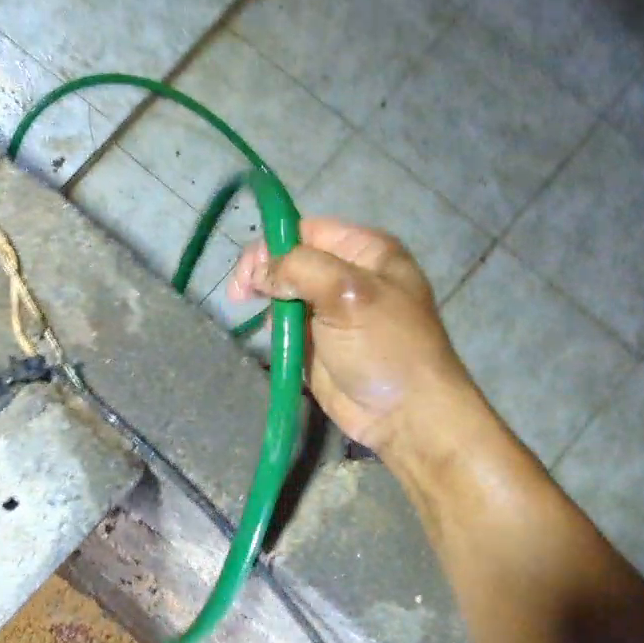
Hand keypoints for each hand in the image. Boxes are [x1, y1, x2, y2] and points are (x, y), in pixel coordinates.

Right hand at [227, 218, 478, 464]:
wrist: (403, 412)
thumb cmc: (384, 346)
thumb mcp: (348, 294)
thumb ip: (300, 269)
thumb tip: (259, 272)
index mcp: (365, 251)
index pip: (307, 230)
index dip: (274, 244)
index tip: (250, 273)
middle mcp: (346, 274)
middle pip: (290, 259)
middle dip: (262, 272)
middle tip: (240, 295)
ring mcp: (329, 310)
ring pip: (282, 291)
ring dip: (264, 300)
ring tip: (250, 312)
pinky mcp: (315, 342)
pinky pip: (284, 324)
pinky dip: (270, 327)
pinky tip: (266, 335)